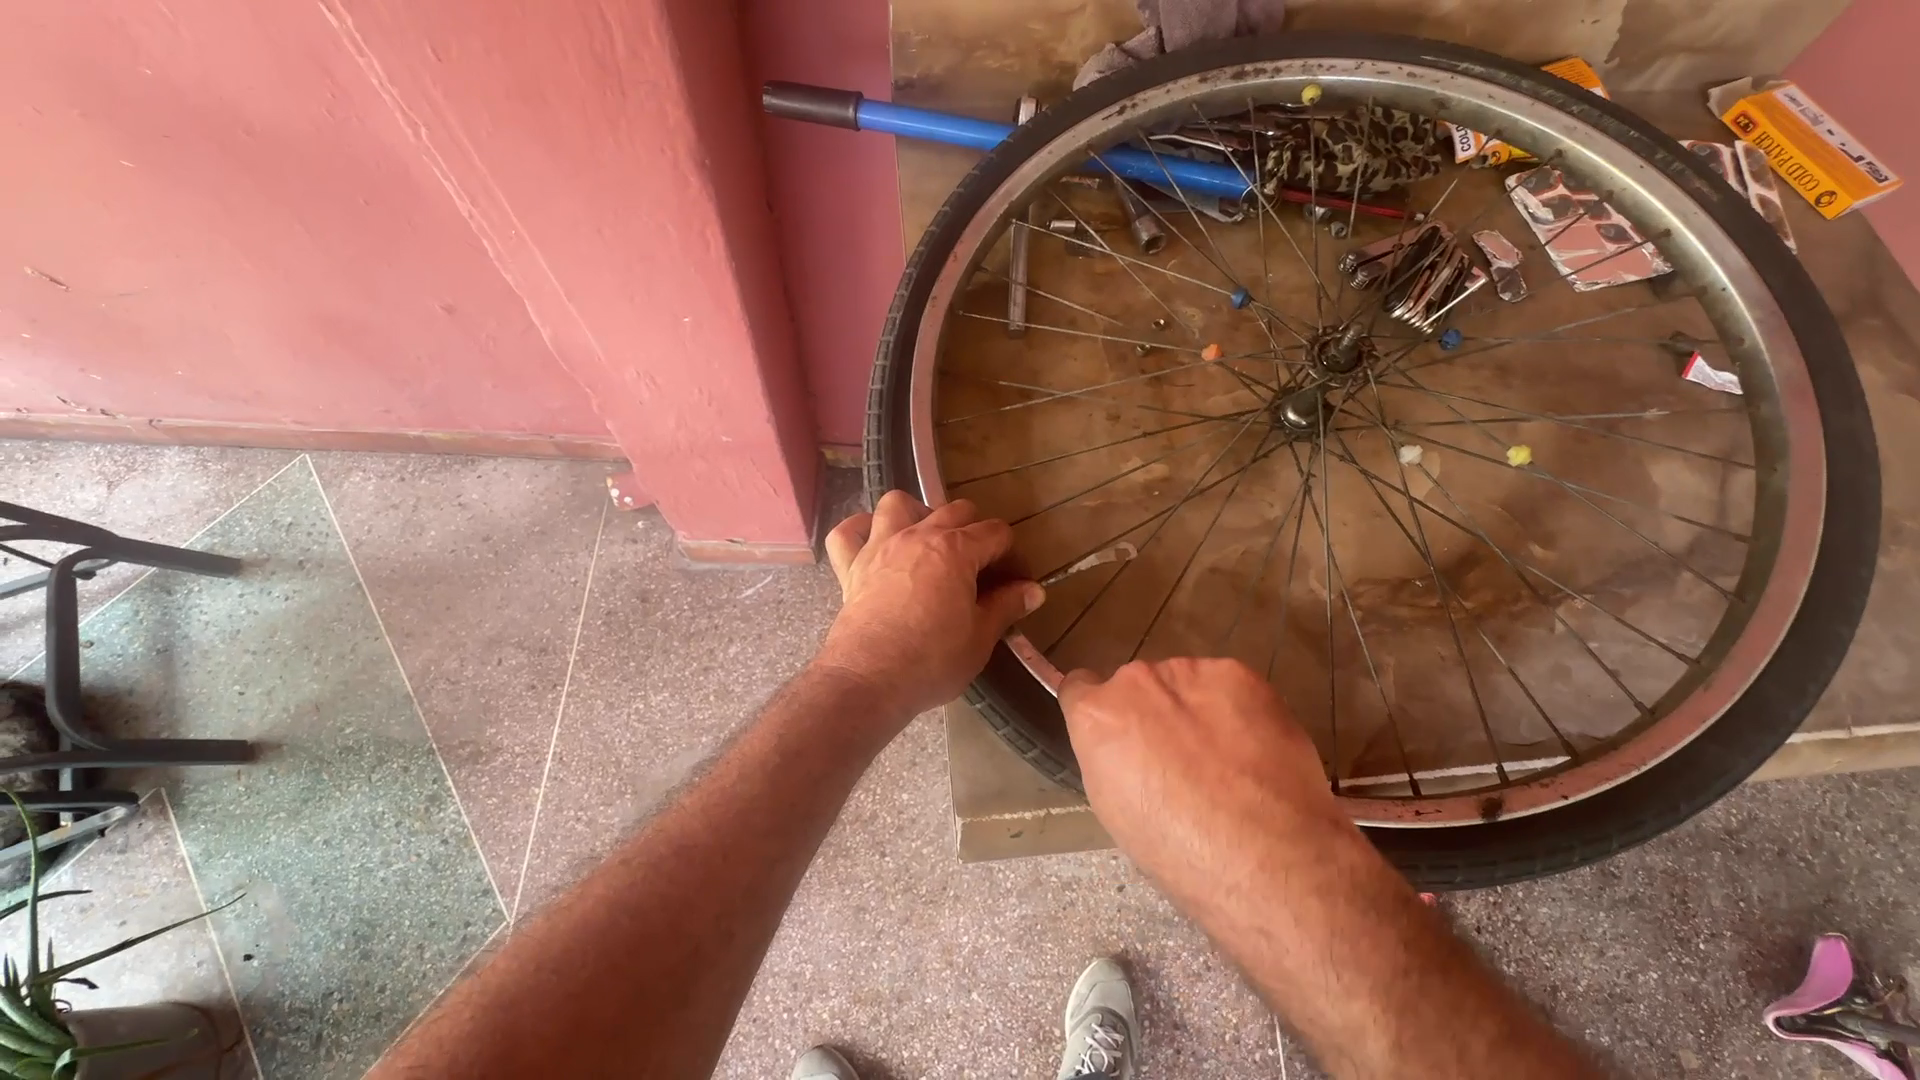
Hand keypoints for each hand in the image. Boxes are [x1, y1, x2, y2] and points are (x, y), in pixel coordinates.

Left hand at [818, 491, 1043, 720]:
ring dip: (916, 513)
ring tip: (925, 539)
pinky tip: (872, 542)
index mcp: (956, 550)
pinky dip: (859, 530)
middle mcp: (918, 536)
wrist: (870, 678)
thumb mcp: (980, 637)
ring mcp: (880, 546)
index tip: (1012, 576)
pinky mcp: (851, 567)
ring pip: (897, 503)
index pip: (995, 533)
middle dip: (973, 528)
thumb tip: (1034, 590)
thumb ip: (1006, 607)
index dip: (1009, 552)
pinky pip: (847, 532)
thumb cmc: (932, 660)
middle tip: (978, 563)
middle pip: (954, 509)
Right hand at [1059, 658, 1351, 903]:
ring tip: (1228, 761)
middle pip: (1138, 686)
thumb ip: (1110, 759)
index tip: (1120, 740)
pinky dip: (1238, 710)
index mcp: (1095, 716)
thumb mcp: (1115, 810)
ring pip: (1185, 684)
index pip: (1079, 688)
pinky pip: (1229, 686)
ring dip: (1196, 709)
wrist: (1264, 855)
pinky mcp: (1241, 675)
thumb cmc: (1177, 852)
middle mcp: (1135, 681)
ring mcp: (1189, 672)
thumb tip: (1125, 749)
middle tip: (1182, 761)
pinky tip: (1255, 752)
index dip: (1102, 715)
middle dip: (1153, 714)